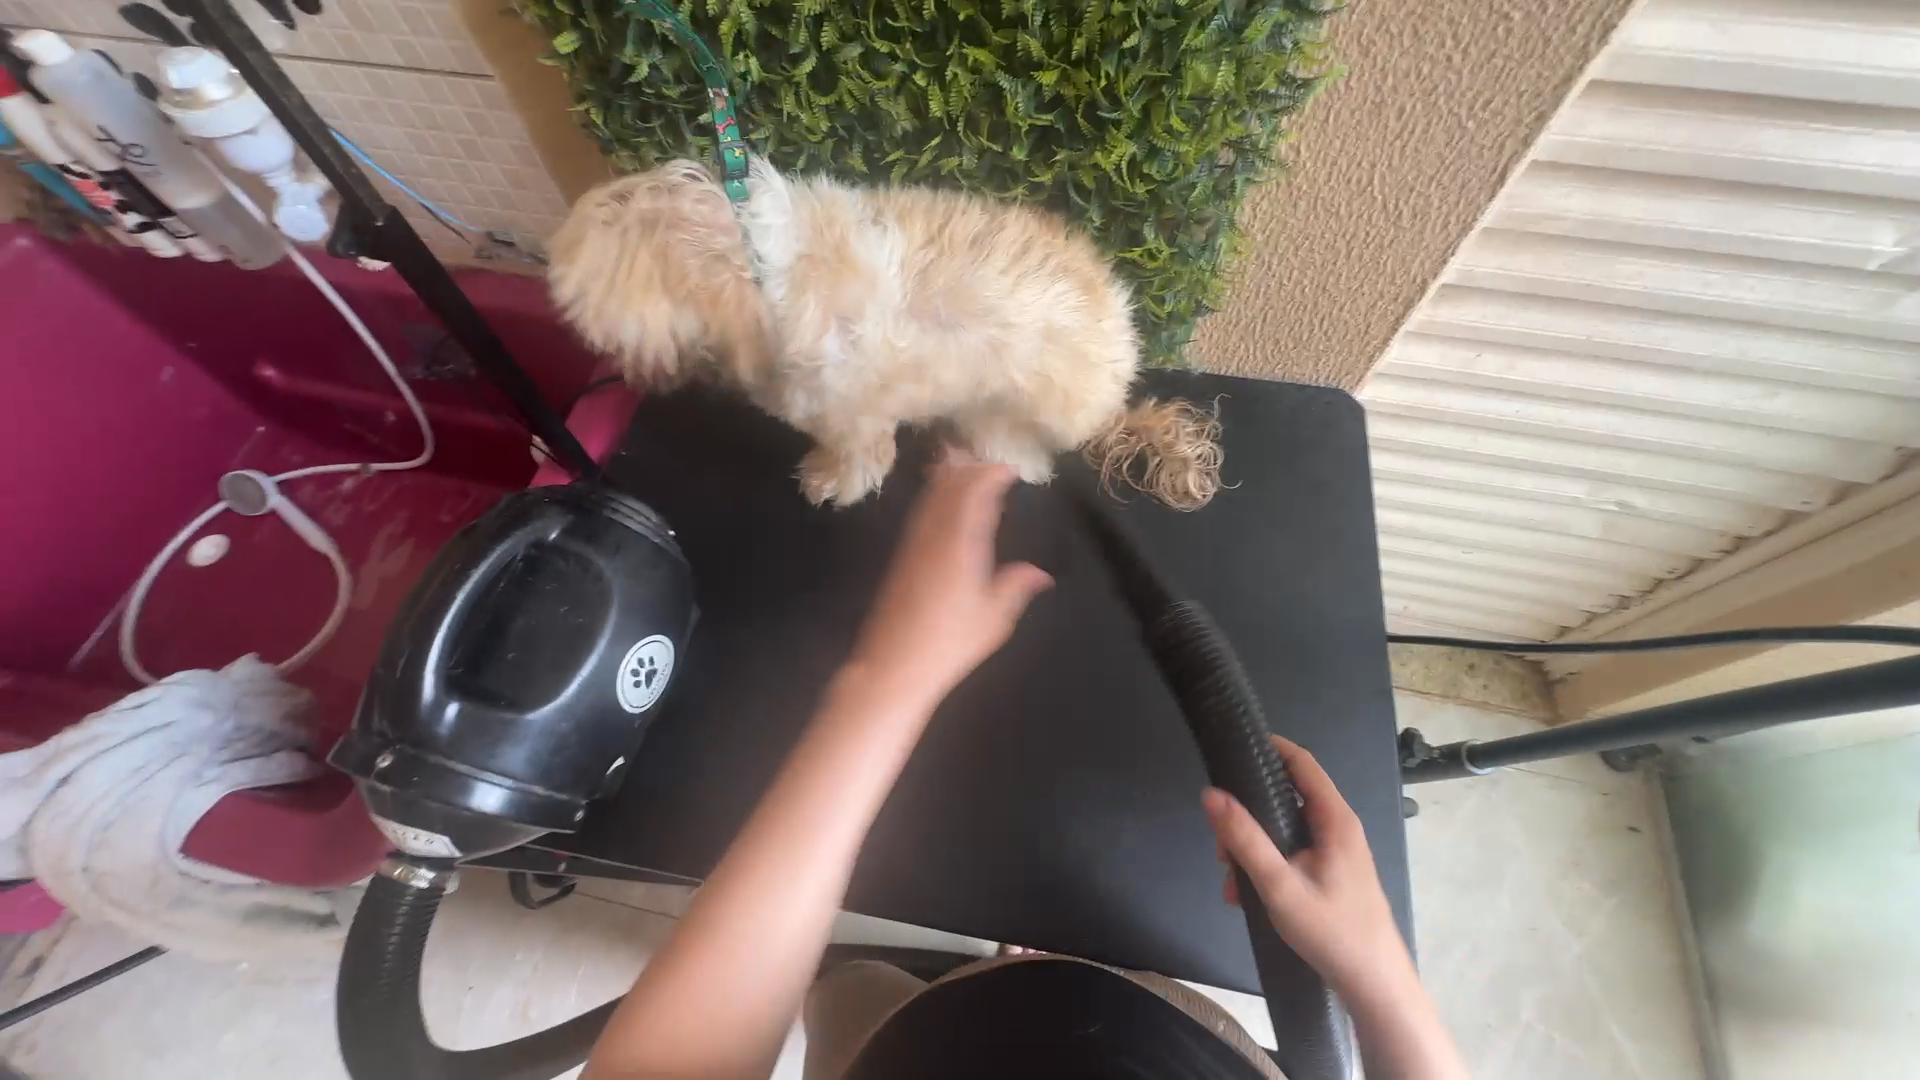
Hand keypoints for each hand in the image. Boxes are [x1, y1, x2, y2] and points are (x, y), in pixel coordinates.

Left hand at [845, 460, 1052, 707]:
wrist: (893, 663)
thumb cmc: (949, 642)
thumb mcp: (994, 618)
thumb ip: (1016, 587)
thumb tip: (1041, 574)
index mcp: (961, 543)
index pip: (975, 492)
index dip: (993, 474)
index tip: (1012, 470)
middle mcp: (934, 534)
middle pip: (951, 485)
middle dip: (973, 469)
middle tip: (995, 469)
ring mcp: (914, 542)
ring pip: (932, 495)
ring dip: (952, 477)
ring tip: (971, 470)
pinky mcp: (902, 555)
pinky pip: (922, 511)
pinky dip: (937, 495)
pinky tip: (944, 501)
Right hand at [1203, 736, 1412, 998]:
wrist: (1376, 991)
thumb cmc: (1333, 932)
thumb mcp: (1279, 885)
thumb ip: (1244, 838)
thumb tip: (1211, 794)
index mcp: (1335, 819)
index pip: (1302, 761)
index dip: (1269, 747)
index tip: (1232, 747)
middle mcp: (1338, 828)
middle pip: (1285, 797)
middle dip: (1247, 813)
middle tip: (1222, 842)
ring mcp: (1335, 852)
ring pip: (1283, 828)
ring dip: (1251, 846)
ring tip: (1230, 877)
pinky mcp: (1330, 873)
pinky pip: (1289, 852)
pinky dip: (1265, 864)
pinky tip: (1245, 893)